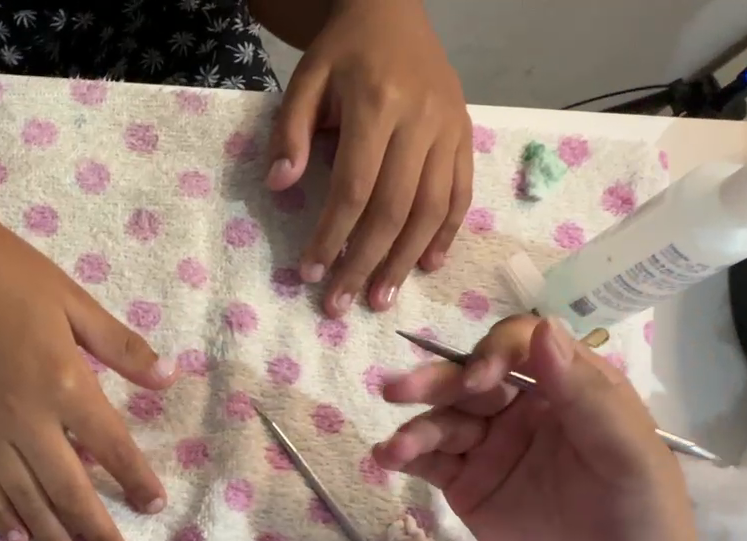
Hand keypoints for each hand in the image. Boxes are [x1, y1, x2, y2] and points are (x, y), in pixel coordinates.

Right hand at [0, 201, 174, 540]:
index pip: (112, 446)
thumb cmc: (1, 269)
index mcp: (63, 383)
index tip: (155, 507)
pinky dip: (3, 516)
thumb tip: (167, 378)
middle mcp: (26, 420)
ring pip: (27, 500)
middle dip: (99, 532)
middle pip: (71, 489)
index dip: (136, 479)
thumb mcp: (71, 298)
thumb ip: (119, 346)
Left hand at [267, 0, 471, 316]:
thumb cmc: (342, 54)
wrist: (394, 9)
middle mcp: (422, 120)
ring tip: (381, 300)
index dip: (332, 237)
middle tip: (340, 305)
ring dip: (406, 260)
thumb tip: (280, 186)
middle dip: (365, 263)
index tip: (311, 274)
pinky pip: (462, 191)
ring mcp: (450, 128)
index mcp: (379, 106)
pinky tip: (427, 266)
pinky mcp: (466, 133)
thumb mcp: (304, 80)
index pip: (354, 189)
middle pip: (395, 208)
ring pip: (433, 207)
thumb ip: (290, 132)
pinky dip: (446, 232)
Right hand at [372, 317, 706, 540]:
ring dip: (413, 427)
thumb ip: (586, 395)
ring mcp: (490, 447)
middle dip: (434, 381)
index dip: (494, 352)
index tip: (477, 381)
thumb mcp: (628, 455)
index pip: (523, 347)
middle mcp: (524, 409)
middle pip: (469, 379)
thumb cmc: (639, 522)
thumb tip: (541, 329)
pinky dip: (403, 455)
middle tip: (398, 391)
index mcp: (571, 390)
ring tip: (392, 451)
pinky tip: (385, 458)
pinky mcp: (464, 484)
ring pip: (442, 420)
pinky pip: (428, 460)